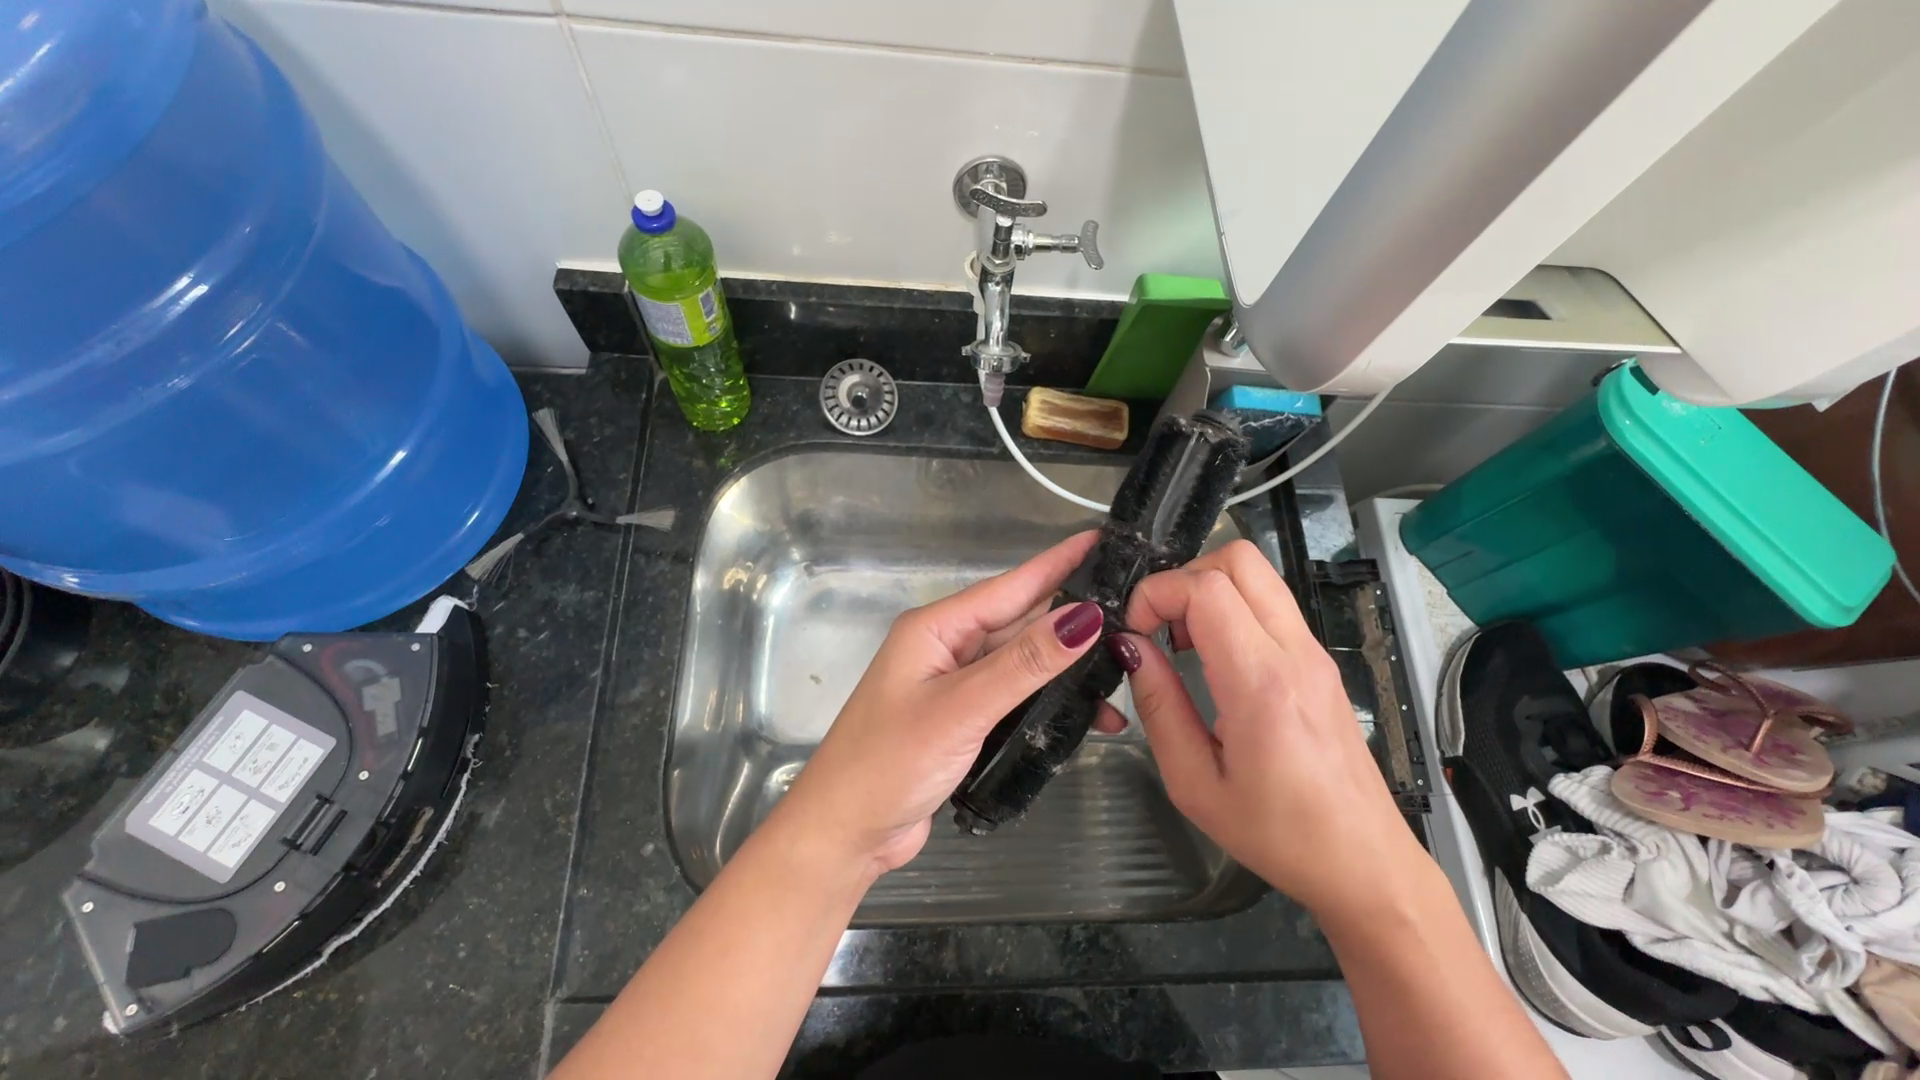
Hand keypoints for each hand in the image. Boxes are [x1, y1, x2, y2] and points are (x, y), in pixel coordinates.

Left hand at [774, 531, 1125, 876]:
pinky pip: (1015, 699)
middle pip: (1020, 624)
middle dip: (1073, 621)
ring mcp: (955, 687)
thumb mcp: (962, 708)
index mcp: (936, 629)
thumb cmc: (890, 762)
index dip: (1058, 564)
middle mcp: (947, 649)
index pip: (1009, 586)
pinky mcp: (964, 722)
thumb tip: (1084, 617)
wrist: (845, 833)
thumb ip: (1024, 664)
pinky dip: (1048, 705)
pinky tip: (1085, 716)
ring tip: (1124, 673)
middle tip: (1134, 614)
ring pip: (1022, 665)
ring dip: (1067, 671)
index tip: (1104, 540)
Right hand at [1117, 540, 1420, 914]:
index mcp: (1262, 683)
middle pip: (1239, 559)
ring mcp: (1315, 652)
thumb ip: (1158, 707)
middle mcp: (1296, 653)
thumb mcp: (1195, 784)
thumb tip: (1130, 649)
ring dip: (1209, 589)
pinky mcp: (1321, 662)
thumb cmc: (1276, 835)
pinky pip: (1272, 604)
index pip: (1206, 588)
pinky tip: (1212, 656)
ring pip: (1259, 574)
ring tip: (1182, 641)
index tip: (1133, 632)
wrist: (1364, 861)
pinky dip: (1232, 607)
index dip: (1157, 593)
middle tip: (1158, 627)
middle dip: (1183, 577)